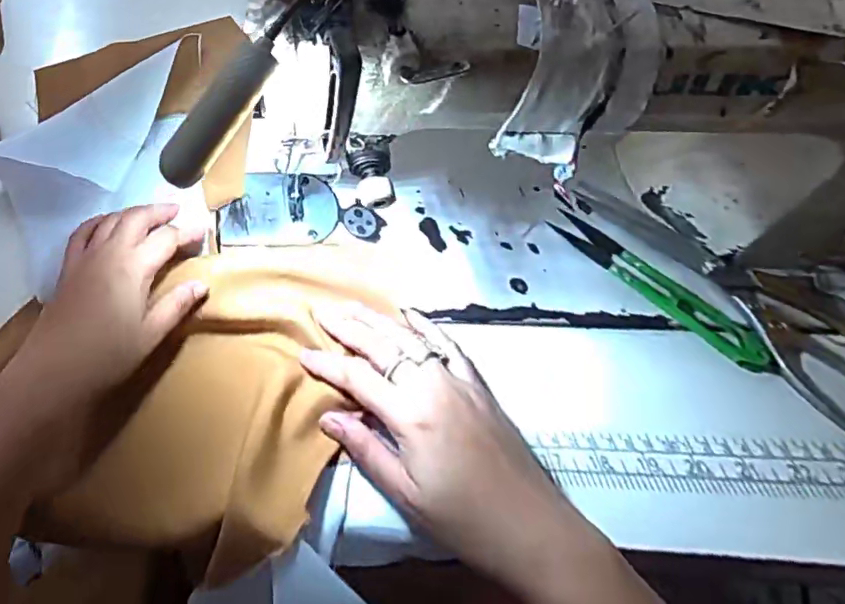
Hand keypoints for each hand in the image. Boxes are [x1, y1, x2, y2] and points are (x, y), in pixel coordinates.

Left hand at [0, 204, 207, 438]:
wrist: (57, 364)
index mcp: (134, 266)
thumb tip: (201, 284)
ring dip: (132, 212)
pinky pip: (84, 230)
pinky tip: (106, 223)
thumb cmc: (109, 354)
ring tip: (148, 215)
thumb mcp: (150, 334)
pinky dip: (99, 220)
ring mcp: (86, 254)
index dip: (186, 233)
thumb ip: (176, 305)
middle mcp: (110, 251)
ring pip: (112, 219)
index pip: (166, 238)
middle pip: (137, 218)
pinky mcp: (69, 263)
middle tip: (177, 210)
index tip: (202, 231)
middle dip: (159, 211)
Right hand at [300, 306, 655, 603]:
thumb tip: (328, 416)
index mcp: (411, 415)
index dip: (326, 365)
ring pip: (411, 339)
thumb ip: (365, 449)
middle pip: (381, 348)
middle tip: (321, 313)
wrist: (541, 536)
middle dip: (348, 329)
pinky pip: (449, 346)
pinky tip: (410, 315)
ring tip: (352, 307)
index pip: (356, 378)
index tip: (303, 356)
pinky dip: (427, 327)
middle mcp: (433, 388)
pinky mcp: (480, 388)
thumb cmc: (467, 522)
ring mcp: (459, 383)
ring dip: (378, 321)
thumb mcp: (407, 494)